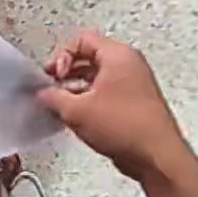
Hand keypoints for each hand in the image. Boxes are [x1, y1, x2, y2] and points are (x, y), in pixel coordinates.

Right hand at [36, 31, 191, 181]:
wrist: (155, 156)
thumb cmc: (123, 126)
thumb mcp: (75, 110)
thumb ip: (52, 97)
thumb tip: (43, 93)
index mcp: (118, 56)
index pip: (82, 40)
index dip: (62, 56)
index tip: (54, 77)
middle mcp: (129, 64)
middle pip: (90, 56)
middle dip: (67, 72)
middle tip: (52, 88)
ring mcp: (135, 83)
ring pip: (98, 76)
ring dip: (76, 87)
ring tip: (62, 105)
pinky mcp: (136, 102)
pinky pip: (107, 92)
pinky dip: (90, 99)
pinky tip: (78, 117)